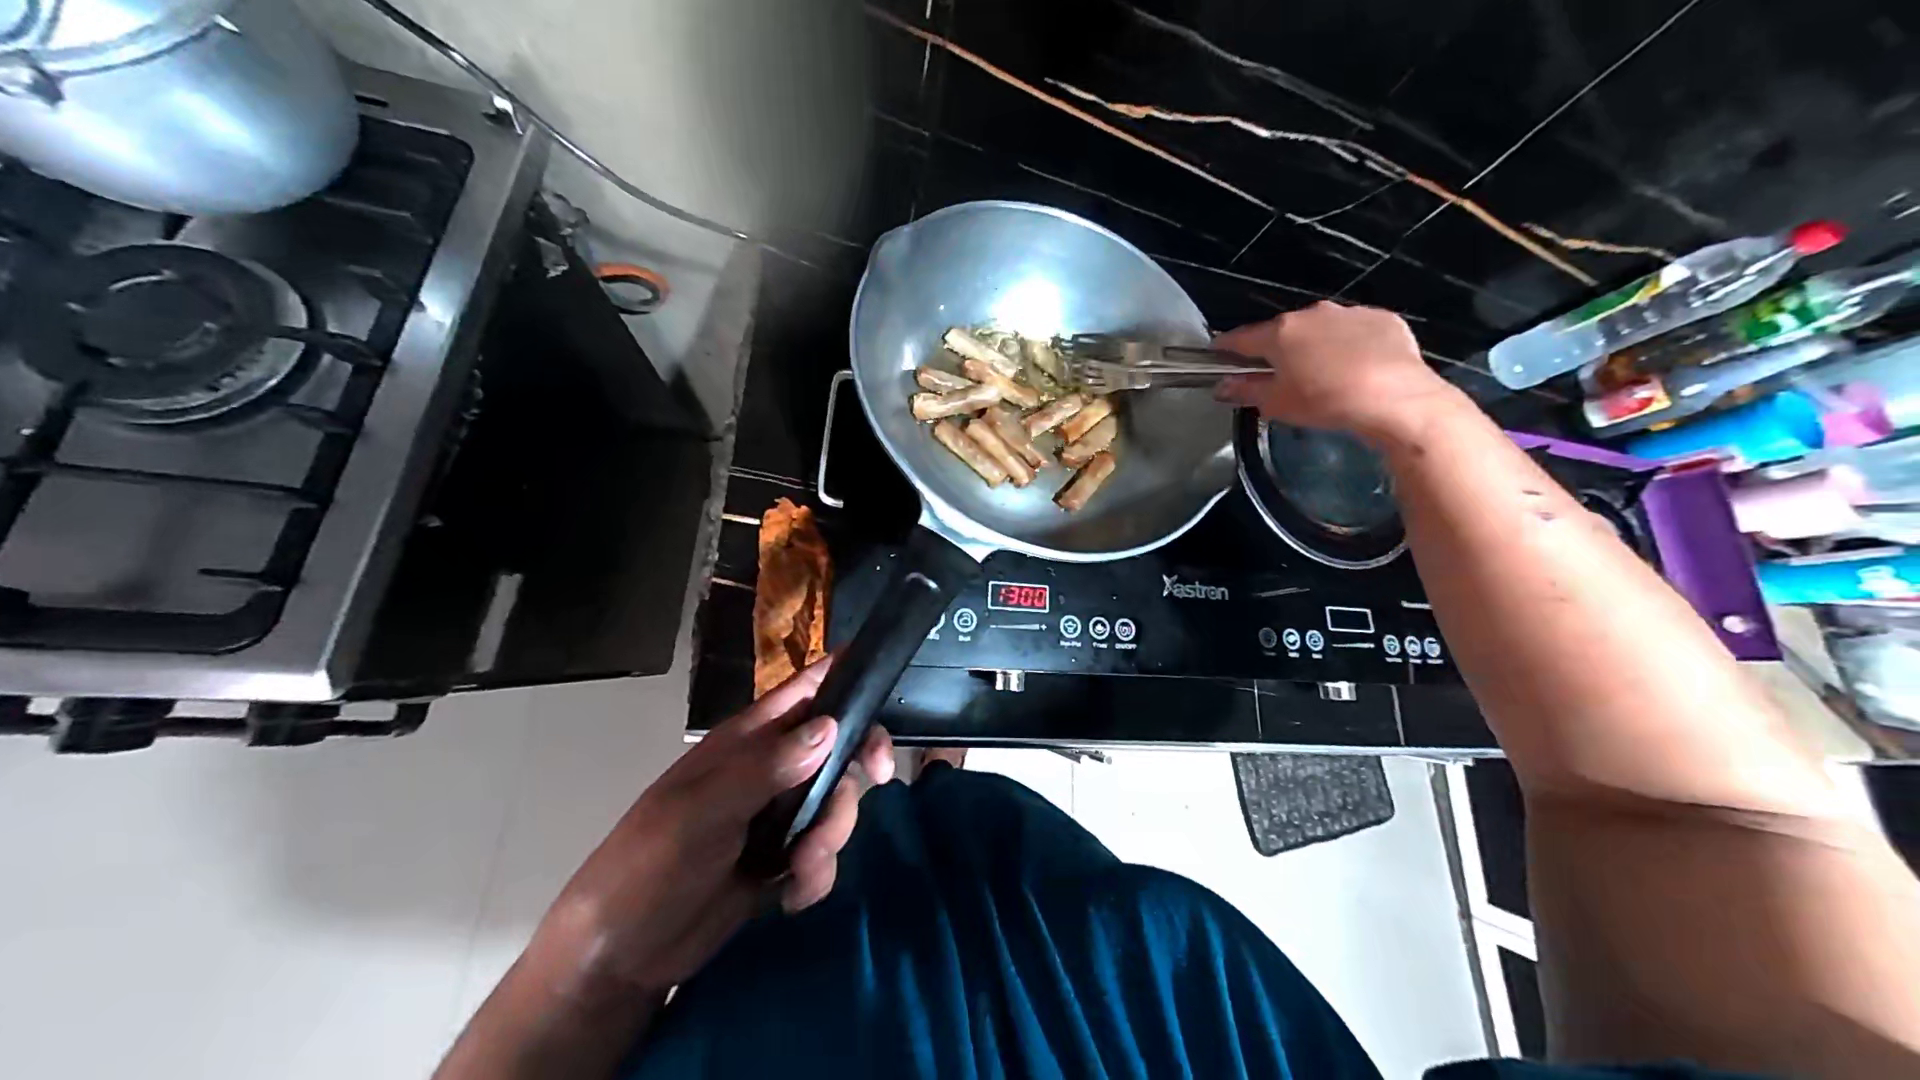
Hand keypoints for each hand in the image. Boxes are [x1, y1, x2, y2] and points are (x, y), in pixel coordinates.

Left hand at [537, 660, 893, 996]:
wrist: (621, 954)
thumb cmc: (649, 864)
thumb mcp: (701, 812)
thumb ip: (766, 767)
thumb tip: (830, 726)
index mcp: (747, 742)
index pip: (803, 693)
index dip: (843, 678)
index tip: (882, 691)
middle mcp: (770, 771)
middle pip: (838, 747)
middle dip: (857, 767)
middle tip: (879, 778)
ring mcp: (777, 817)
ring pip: (837, 804)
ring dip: (831, 836)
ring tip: (800, 870)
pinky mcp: (782, 861)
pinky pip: (824, 854)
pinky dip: (817, 875)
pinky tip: (791, 898)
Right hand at [1211, 301, 1458, 438]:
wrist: (1395, 398)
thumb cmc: (1325, 401)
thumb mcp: (1277, 403)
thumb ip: (1246, 391)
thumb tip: (1222, 387)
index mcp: (1280, 333)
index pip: (1241, 338)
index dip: (1226, 348)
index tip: (1219, 354)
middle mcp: (1312, 315)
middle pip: (1283, 332)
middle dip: (1276, 350)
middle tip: (1278, 376)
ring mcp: (1349, 314)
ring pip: (1320, 329)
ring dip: (1314, 347)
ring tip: (1321, 375)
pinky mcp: (1382, 320)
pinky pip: (1355, 332)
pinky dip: (1349, 346)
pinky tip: (1355, 370)